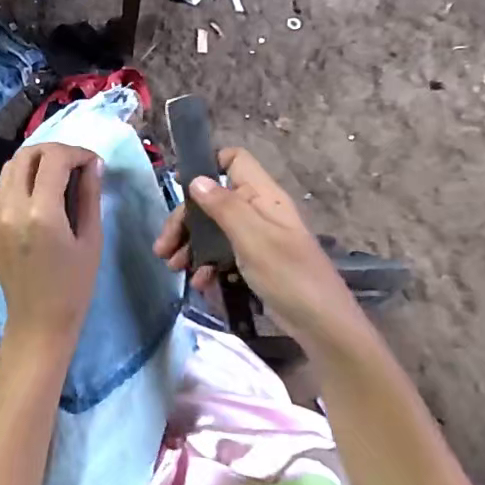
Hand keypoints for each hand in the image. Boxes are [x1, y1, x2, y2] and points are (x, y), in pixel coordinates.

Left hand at [0, 143, 104, 343]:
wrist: (38, 323)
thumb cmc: (74, 287)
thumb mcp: (91, 240)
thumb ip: (89, 197)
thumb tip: (93, 165)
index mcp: (41, 213)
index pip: (54, 159)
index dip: (77, 153)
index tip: (94, 163)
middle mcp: (12, 208)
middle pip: (26, 154)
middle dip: (54, 150)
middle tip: (77, 164)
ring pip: (10, 167)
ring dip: (36, 161)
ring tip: (61, 174)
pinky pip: (5, 188)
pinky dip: (24, 178)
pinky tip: (44, 193)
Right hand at [152, 147, 363, 346]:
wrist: (322, 324)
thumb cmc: (289, 276)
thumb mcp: (253, 238)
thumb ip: (224, 206)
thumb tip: (196, 179)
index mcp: (263, 195)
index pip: (234, 160)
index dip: (207, 166)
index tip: (179, 189)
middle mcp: (259, 211)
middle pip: (214, 199)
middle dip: (186, 220)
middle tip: (163, 247)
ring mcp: (257, 238)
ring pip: (215, 229)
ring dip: (191, 245)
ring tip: (173, 267)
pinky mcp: (255, 263)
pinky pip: (224, 254)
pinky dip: (208, 265)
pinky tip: (199, 282)